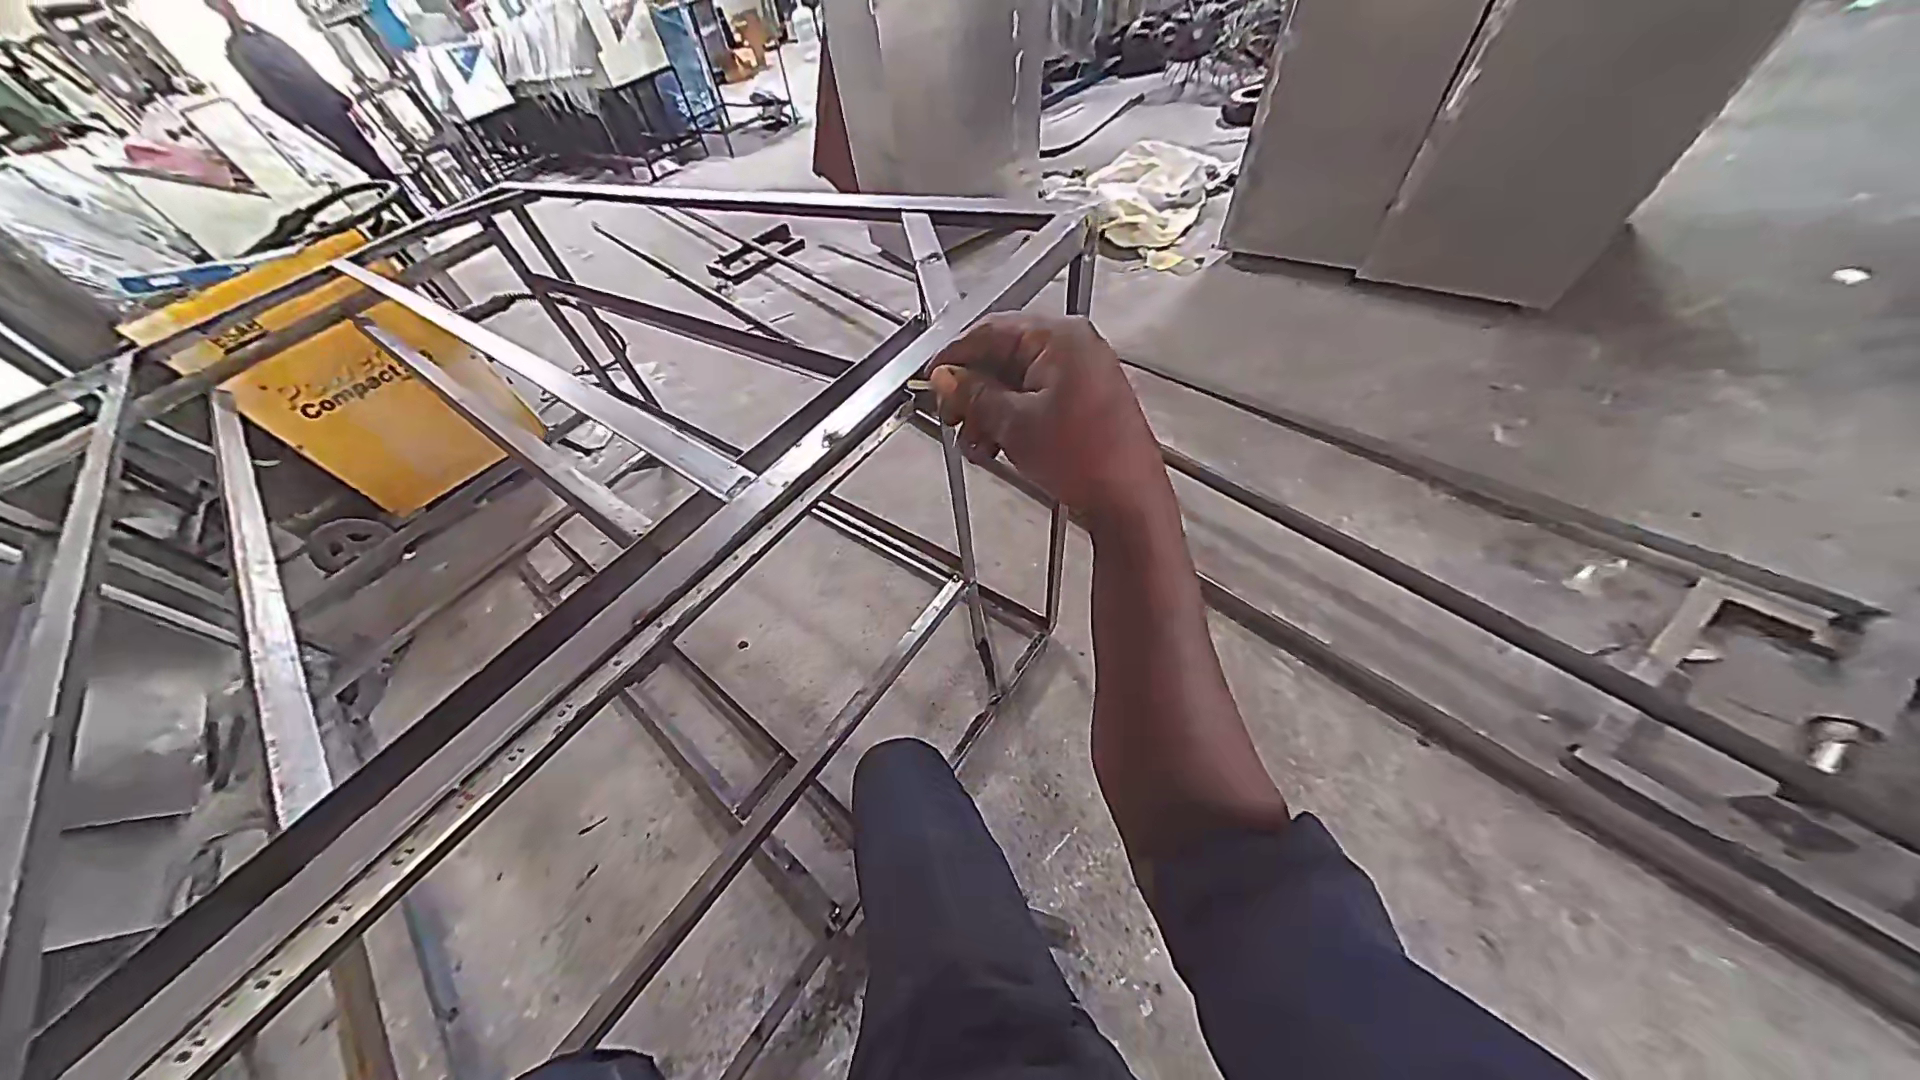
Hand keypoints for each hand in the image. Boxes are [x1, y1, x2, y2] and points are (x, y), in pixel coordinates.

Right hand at [926, 314, 1169, 523]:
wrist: (1127, 498)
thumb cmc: (1086, 457)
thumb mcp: (1014, 423)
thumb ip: (974, 394)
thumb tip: (947, 377)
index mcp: (1060, 338)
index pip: (990, 331)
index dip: (954, 356)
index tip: (931, 377)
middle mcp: (1073, 349)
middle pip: (1003, 357)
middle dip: (971, 392)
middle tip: (950, 416)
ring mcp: (1080, 376)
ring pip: (1016, 384)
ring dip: (987, 412)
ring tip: (973, 442)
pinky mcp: (1082, 403)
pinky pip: (1034, 401)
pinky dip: (1010, 421)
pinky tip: (994, 446)